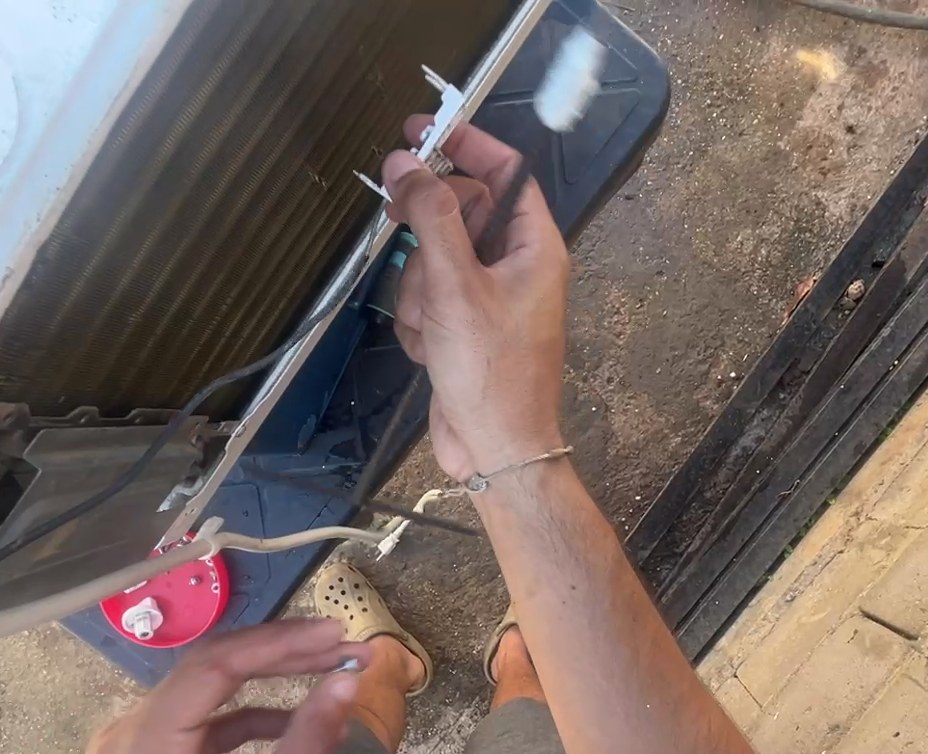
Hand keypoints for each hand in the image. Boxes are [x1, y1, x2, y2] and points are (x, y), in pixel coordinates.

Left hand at [76, 620, 369, 753]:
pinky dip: (249, 721)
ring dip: (270, 685)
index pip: (217, 664)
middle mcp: (124, 736)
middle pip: (212, 672)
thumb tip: (348, 679)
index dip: (284, 642)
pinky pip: (202, 728)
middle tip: (345, 648)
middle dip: (284, 656)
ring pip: (209, 696)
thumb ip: (309, 742)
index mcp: (140, 746)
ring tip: (329, 675)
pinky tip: (291, 726)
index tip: (340, 635)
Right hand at [382, 118, 570, 480]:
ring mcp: (486, 298)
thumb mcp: (457, 287)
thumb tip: (407, 164)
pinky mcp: (463, 328)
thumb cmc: (492, 373)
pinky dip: (420, 321)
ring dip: (419, 290)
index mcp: (533, 247)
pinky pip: (427, 299)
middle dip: (425, 231)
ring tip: (432, 327)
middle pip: (458, 212)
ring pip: (433, 259)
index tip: (419, 131)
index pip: (505, 171)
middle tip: (394, 217)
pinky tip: (431, 350)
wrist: (494, 447)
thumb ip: (432, 218)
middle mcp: (514, 267)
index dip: (465, 144)